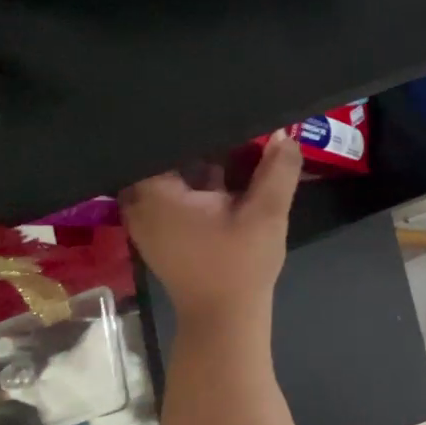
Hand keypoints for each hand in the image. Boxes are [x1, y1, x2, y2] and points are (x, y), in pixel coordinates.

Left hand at [121, 132, 300, 324]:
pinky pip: (177, 194)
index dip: (191, 123)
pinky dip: (200, 184)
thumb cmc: (239, 263)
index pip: (162, 140)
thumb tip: (285, 135)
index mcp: (154, 192)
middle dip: (202, 142)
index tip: (215, 108)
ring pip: (174, 175)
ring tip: (238, 144)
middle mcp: (140, 202)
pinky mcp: (164, 232)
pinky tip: (231, 179)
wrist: (225, 316)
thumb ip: (278, 170)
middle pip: (168, 157)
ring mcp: (149, 219)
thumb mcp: (267, 212)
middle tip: (234, 123)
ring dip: (203, 163)